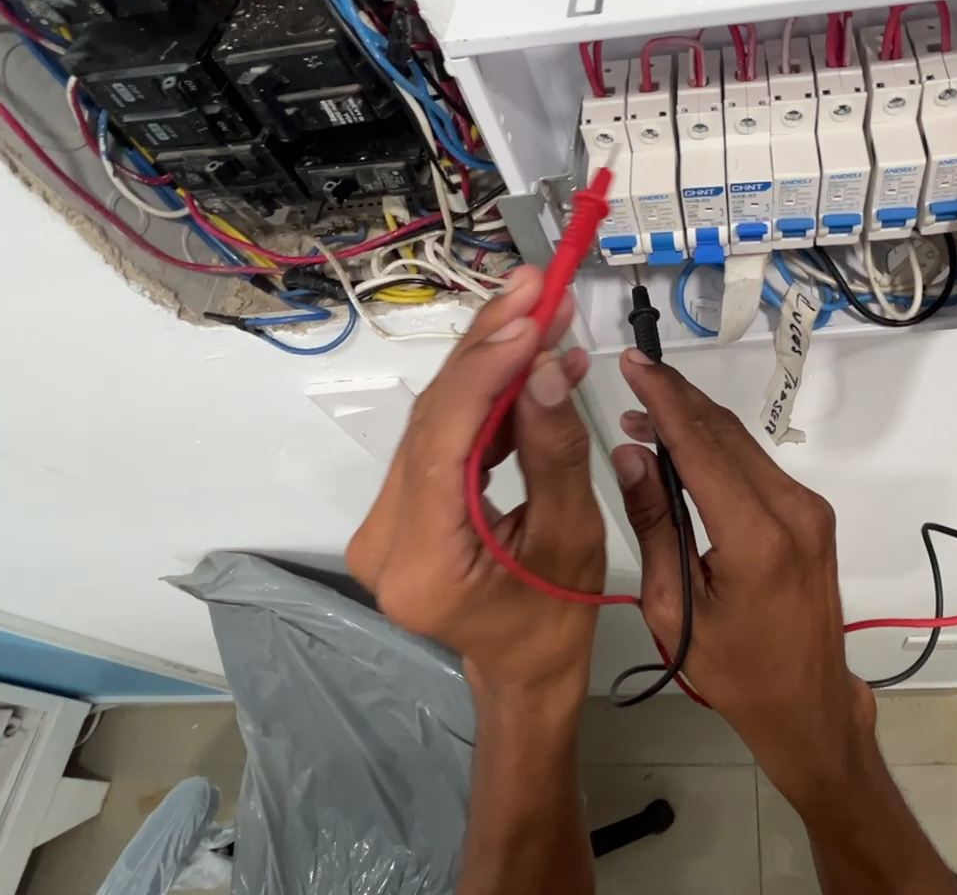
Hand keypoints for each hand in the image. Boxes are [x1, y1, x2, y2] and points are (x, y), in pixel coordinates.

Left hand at [347, 266, 605, 701]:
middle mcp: (384, 537)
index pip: (443, 444)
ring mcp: (387, 520)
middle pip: (434, 420)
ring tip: (539, 309)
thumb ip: (554, 452)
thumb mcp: (572, 537)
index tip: (531, 316)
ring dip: (490, 361)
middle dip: (489, 348)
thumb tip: (545, 367)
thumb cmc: (557, 619)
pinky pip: (445, 436)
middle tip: (536, 288)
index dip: (485, 371)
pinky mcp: (404, 506)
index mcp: (423, 561)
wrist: (525, 669)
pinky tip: (526, 358)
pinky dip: (487, 394)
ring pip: (437, 418)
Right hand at [610, 349, 874, 797]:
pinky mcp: (811, 513)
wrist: (807, 704)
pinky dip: (718, 447)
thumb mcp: (674, 607)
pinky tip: (683, 448)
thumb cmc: (732, 671)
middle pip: (726, 433)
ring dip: (695, 421)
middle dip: (677, 398)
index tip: (634, 363)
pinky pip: (757, 465)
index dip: (665, 399)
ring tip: (645, 414)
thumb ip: (654, 524)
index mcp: (756, 537)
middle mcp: (792, 509)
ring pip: (743, 443)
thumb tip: (630, 454)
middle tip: (633, 377)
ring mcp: (809, 508)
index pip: (702, 447)